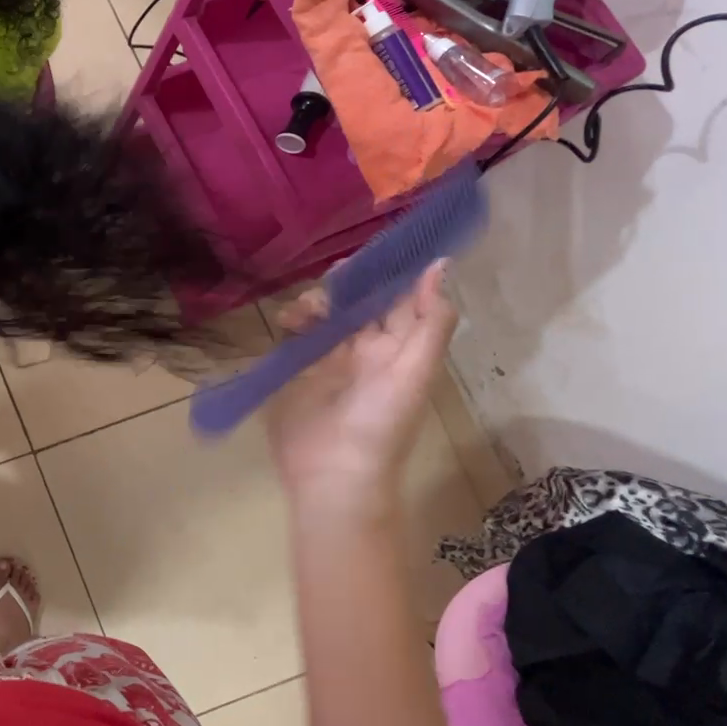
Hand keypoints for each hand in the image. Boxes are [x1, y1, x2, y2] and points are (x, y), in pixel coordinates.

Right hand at [265, 263, 457, 509]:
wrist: (332, 473)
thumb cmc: (379, 423)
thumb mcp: (415, 371)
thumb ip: (429, 321)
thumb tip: (439, 266)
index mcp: (401, 350)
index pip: (399, 302)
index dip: (390, 276)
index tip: (374, 251)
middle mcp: (366, 352)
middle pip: (358, 306)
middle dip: (347, 287)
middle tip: (332, 276)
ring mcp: (328, 363)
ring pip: (324, 317)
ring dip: (316, 303)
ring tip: (304, 307)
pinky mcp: (296, 374)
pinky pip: (295, 337)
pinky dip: (292, 323)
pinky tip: (286, 321)